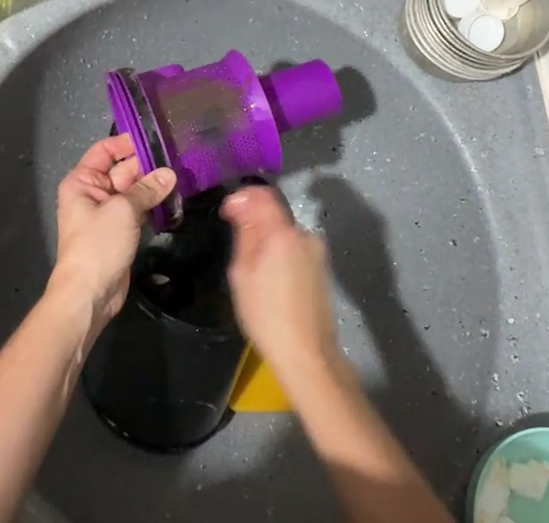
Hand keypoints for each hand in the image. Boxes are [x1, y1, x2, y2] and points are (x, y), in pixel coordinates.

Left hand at [48, 135, 177, 330]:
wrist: (89, 293)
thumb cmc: (98, 244)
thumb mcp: (123, 211)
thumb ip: (146, 190)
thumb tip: (169, 174)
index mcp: (82, 181)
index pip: (105, 151)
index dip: (127, 143)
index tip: (155, 137)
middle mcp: (93, 193)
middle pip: (123, 170)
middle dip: (148, 166)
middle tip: (179, 158)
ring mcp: (107, 214)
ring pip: (133, 191)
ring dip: (154, 186)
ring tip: (182, 176)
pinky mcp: (120, 232)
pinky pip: (138, 210)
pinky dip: (153, 206)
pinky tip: (174, 200)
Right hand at [223, 185, 342, 382]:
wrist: (307, 353)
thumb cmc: (266, 314)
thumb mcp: (242, 272)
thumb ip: (245, 233)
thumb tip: (241, 205)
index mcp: (283, 233)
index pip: (262, 195)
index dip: (241, 198)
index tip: (227, 214)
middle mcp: (305, 235)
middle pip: (274, 214)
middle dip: (254, 223)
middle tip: (237, 250)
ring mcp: (317, 252)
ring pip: (285, 233)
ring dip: (267, 241)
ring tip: (253, 271)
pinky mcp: (322, 268)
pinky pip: (295, 249)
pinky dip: (280, 254)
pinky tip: (272, 281)